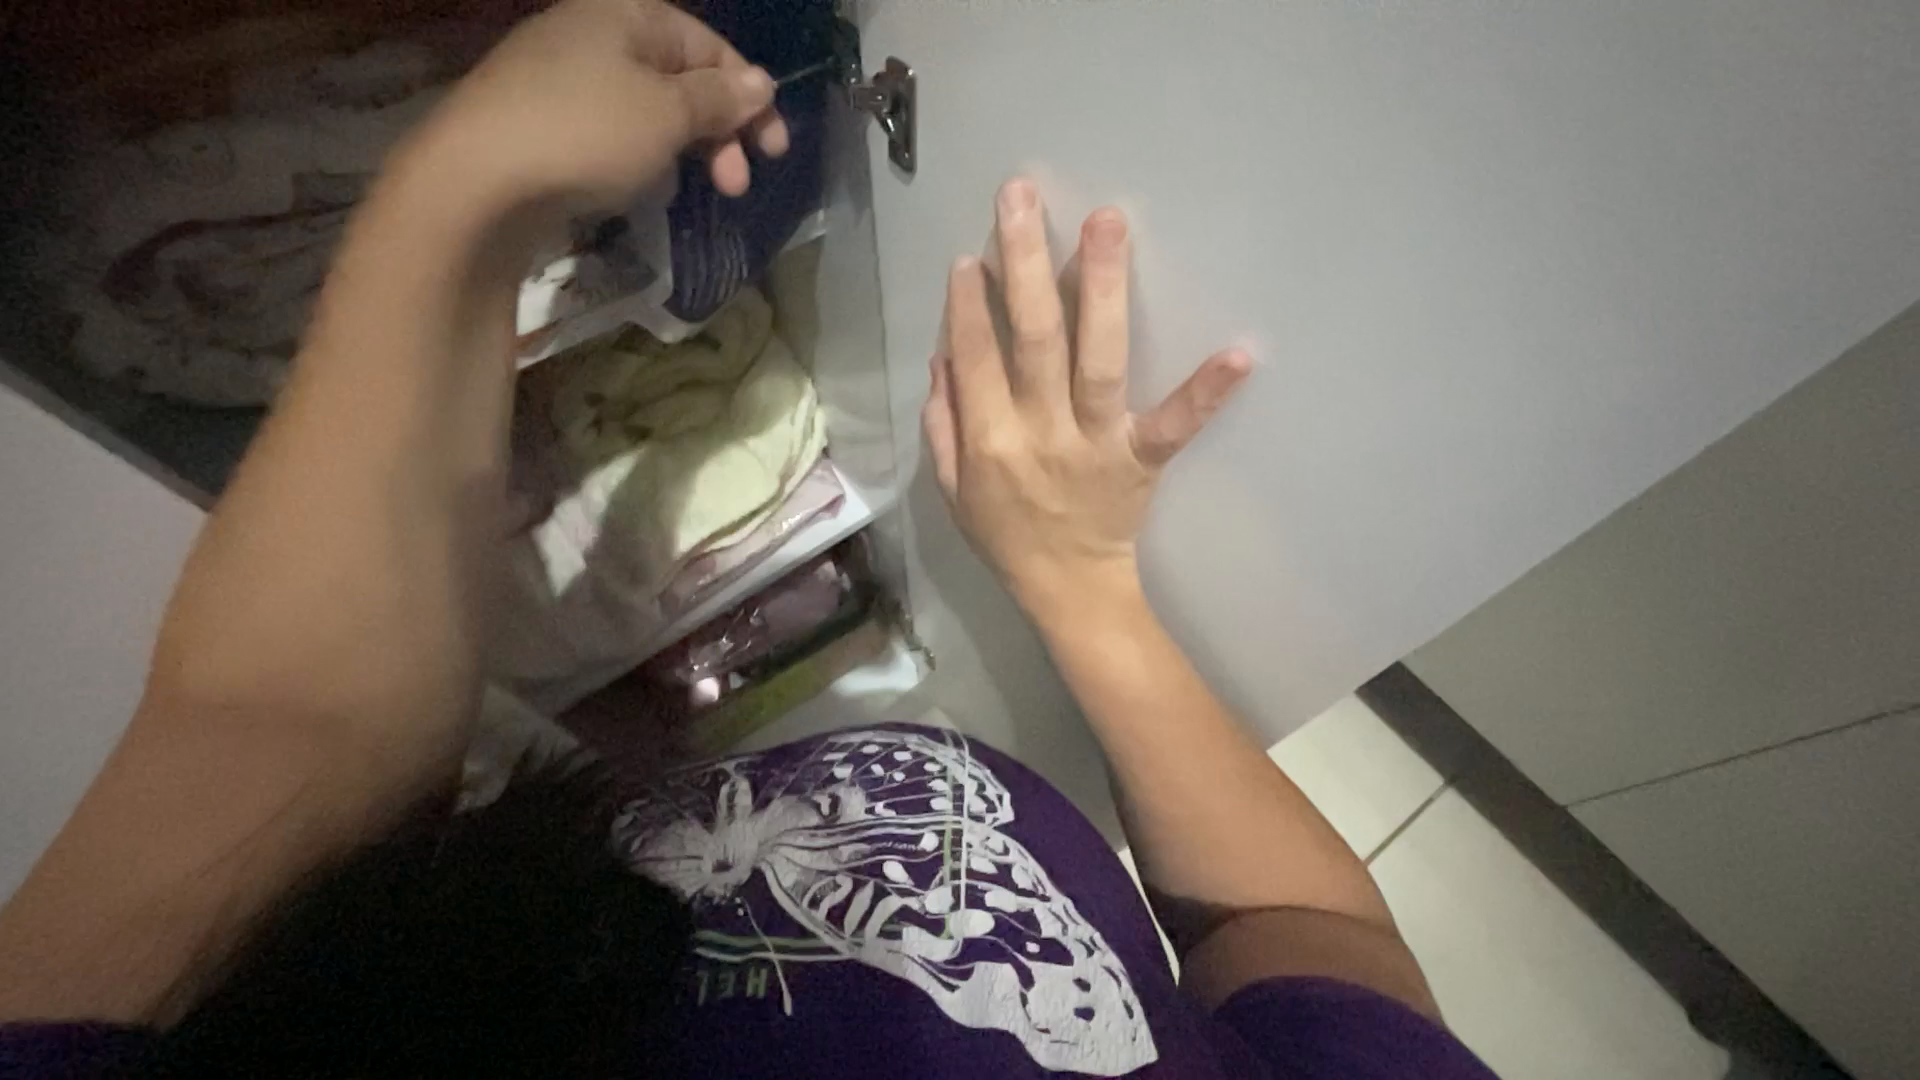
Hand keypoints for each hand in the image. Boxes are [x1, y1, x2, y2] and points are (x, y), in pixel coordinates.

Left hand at [401, 0, 785, 221]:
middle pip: (682, 79)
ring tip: (699, 190)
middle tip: (736, 186)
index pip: (709, 46)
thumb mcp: (667, 113)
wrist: (481, 179)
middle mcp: (595, 34)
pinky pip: (618, 130)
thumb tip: (762, 82)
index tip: (773, 149)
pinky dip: (648, 156)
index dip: (748, 96)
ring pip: (652, 108)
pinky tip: (651, 186)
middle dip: (721, 132)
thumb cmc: (587, 133)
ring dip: (689, 149)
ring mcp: (567, 77)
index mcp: (626, 15)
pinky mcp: (549, 120)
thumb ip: (718, 98)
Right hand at [923, 177, 1250, 621]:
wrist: (1068, 588)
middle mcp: (1040, 433)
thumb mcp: (952, 490)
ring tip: (1106, 223)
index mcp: (989, 441)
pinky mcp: (1143, 459)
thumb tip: (941, 357)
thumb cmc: (1005, 536)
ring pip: (1097, 360)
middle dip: (1024, 264)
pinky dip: (1206, 392)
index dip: (970, 303)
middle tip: (1022, 195)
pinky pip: (1175, 425)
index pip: (975, 357)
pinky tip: (1241, 352)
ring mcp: (1096, 445)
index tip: (972, 253)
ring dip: (1101, 288)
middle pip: (1032, 340)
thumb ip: (943, 424)